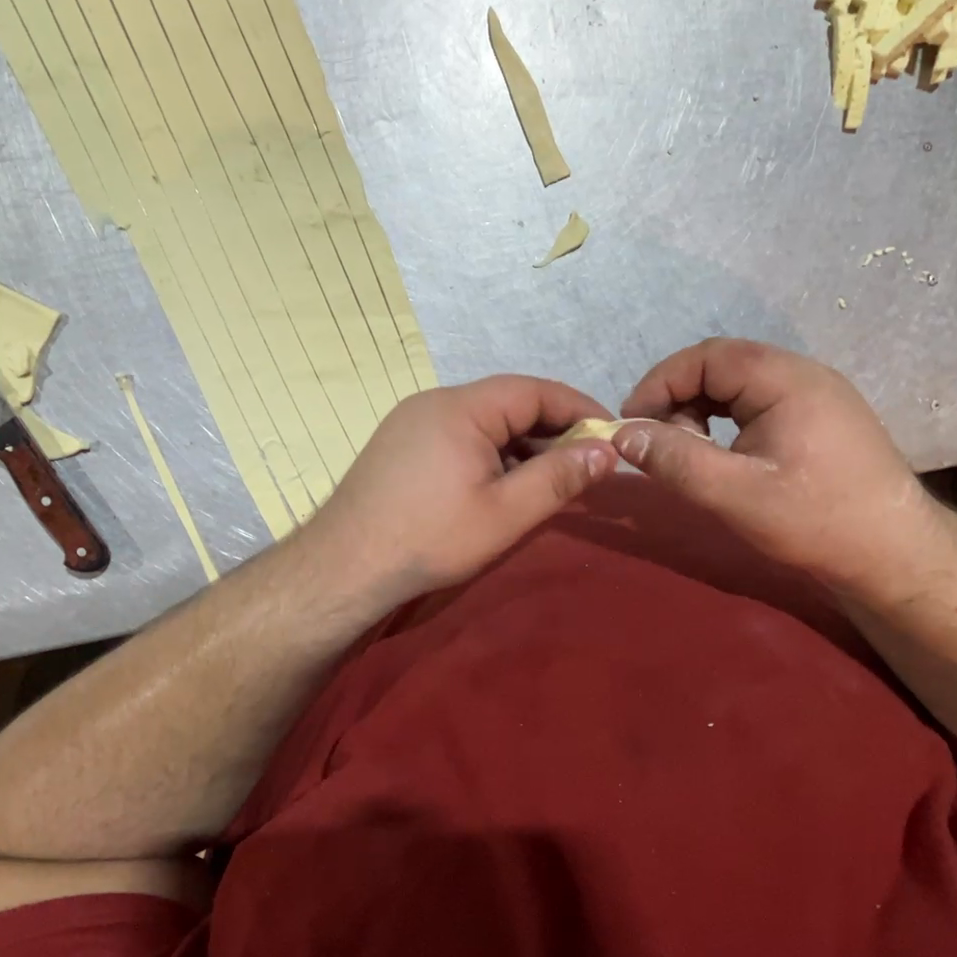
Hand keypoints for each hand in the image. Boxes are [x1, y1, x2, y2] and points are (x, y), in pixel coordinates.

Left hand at [298, 376, 618, 606]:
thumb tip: (606, 451)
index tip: (611, 434)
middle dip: (551, 430)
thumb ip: (559, 478)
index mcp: (461, 407)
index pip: (533, 390)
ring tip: (549, 480)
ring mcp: (411, 423)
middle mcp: (434, 403)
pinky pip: (457, 437)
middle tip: (585, 465)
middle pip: (506, 404)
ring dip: (520, 446)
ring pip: (482, 423)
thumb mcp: (505, 513)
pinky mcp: (399, 446)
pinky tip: (502, 487)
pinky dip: (489, 455)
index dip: (577, 408)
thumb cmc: (430, 538)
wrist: (345, 567)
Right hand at [612, 338, 940, 593]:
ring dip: (701, 411)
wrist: (894, 554)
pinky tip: (723, 457)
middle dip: (677, 398)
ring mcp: (815, 394)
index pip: (704, 356)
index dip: (659, 384)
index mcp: (784, 379)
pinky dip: (726, 421)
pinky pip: (758, 402)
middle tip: (656, 443)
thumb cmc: (815, 521)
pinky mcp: (819, 418)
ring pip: (738, 385)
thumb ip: (675, 461)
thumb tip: (621, 435)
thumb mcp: (735, 494)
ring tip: (688, 454)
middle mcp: (802, 374)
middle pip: (720, 365)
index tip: (632, 425)